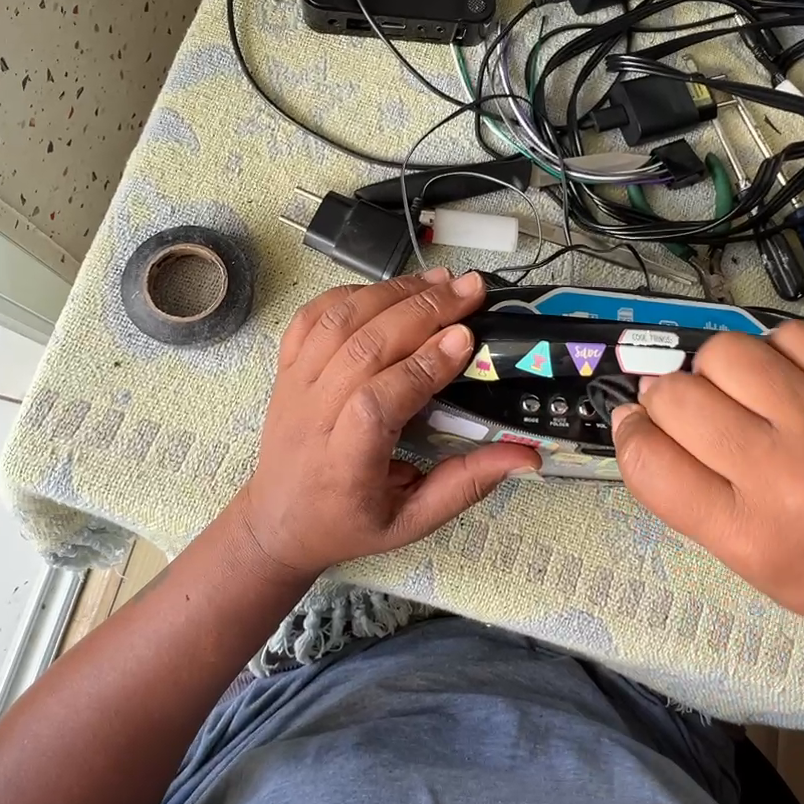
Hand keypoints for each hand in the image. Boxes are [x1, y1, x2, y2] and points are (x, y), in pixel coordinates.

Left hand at [229, 269, 538, 583]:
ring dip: (392, 292)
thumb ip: (466, 485)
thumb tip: (526, 455)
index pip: (377, 401)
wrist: (278, 520)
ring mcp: (294, 385)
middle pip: (363, 347)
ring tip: (440, 280)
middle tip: (471, 290)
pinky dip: (352, 293)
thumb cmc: (349, 523)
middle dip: (422, 311)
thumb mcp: (412, 522)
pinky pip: (312, 316)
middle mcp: (312, 417)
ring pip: (339, 321)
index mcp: (344, 464)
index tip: (465, 337)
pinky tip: (390, 288)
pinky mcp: (286, 367)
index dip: (422, 365)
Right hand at [611, 323, 803, 659]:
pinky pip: (792, 336)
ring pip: (727, 353)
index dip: (629, 433)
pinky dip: (775, 352)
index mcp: (751, 536)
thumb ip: (686, 493)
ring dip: (715, 370)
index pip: (648, 459)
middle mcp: (792, 477)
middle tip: (691, 412)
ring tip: (739, 393)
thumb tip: (637, 418)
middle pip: (677, 396)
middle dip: (665, 398)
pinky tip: (786, 379)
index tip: (636, 425)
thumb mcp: (748, 565)